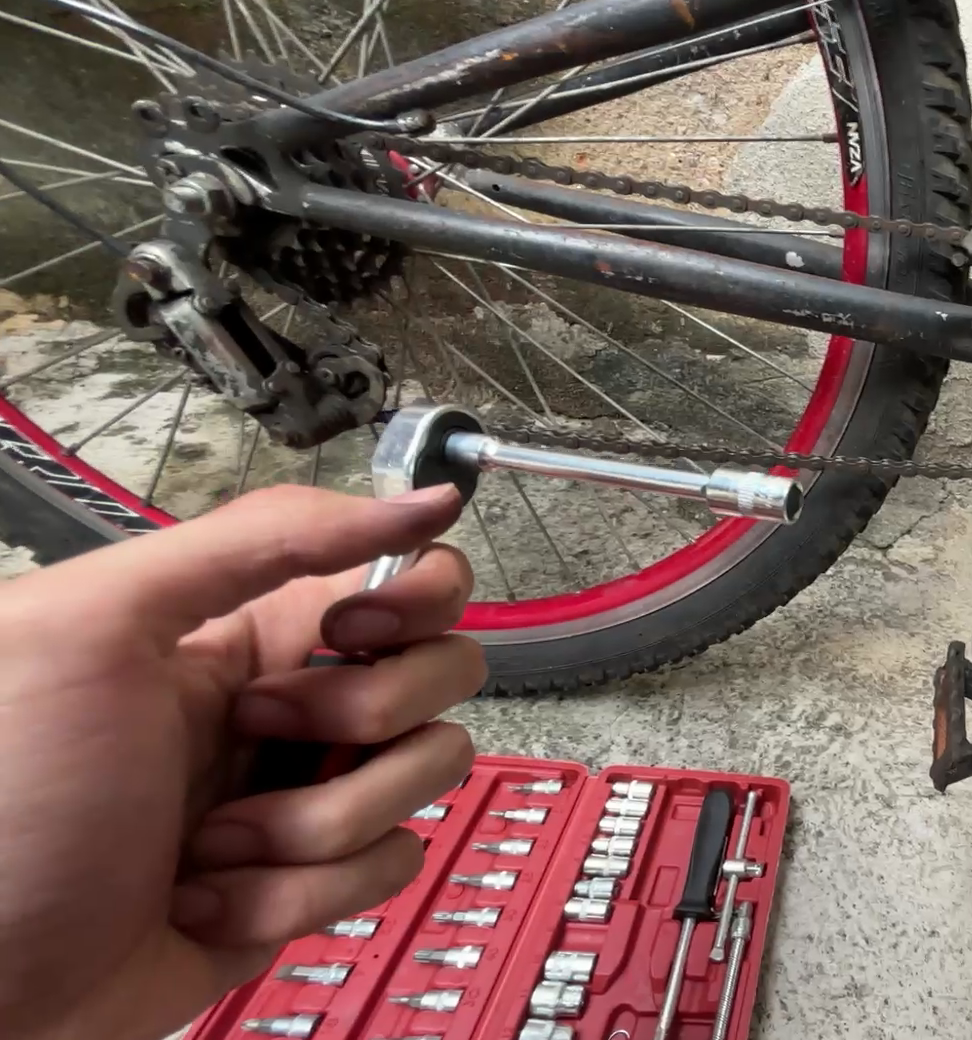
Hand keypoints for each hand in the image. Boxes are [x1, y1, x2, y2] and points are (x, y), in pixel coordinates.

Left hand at [0, 484, 484, 1039]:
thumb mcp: (88, 626)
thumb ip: (265, 538)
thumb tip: (436, 500)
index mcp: (272, 630)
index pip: (422, 578)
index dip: (422, 598)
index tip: (355, 635)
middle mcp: (318, 698)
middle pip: (450, 670)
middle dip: (367, 716)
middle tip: (257, 735)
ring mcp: (330, 785)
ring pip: (436, 766)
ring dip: (325, 821)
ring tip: (214, 849)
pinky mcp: (334, 870)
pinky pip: (397, 857)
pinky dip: (310, 891)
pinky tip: (215, 903)